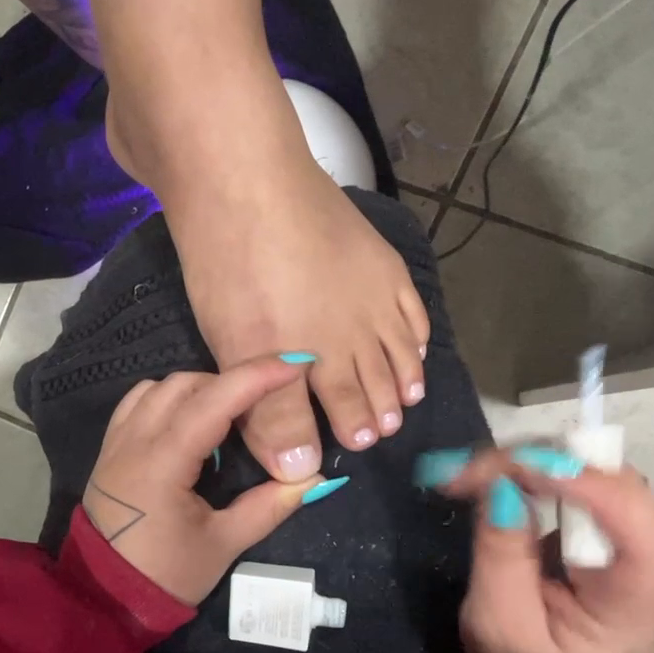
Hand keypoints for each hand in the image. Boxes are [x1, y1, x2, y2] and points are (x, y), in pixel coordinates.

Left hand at [83, 356, 343, 604]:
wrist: (105, 594)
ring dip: (196, 389)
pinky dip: (165, 399)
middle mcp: (134, 441)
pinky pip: (135, 404)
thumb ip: (269, 506)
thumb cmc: (166, 573)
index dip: (256, 377)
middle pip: (185, 384)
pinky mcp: (108, 451)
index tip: (296, 364)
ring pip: (157, 388)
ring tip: (228, 416)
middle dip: (230, 383)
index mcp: (162, 462)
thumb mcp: (223, 543)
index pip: (213, 401)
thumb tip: (316, 478)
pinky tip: (189, 422)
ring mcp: (116, 443)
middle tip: (265, 406)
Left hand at [166, 153, 429, 478]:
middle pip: (377, 375)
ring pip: (398, 342)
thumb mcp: (242, 353)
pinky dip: (416, 327)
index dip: (352, 426)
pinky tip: (417, 337)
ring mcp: (373, 284)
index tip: (357, 446)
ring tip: (407, 397)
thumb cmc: (235, 273)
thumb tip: (302, 472)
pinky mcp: (373, 249)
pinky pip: (410, 301)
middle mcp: (363, 324)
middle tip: (385, 430)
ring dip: (401, 373)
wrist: (246, 180)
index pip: (347, 404)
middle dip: (379, 407)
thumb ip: (274, 414)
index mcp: (326, 353)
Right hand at [432, 447, 653, 652]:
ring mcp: (641, 540)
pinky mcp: (616, 526)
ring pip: (605, 476)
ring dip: (540, 461)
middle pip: (626, 491)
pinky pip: (586, 481)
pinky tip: (498, 476)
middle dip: (551, 464)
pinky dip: (539, 469)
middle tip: (477, 468)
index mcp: (640, 606)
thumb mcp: (499, 625)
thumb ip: (501, 560)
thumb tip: (498, 489)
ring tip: (476, 473)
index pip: (646, 534)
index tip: (520, 469)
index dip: (592, 489)